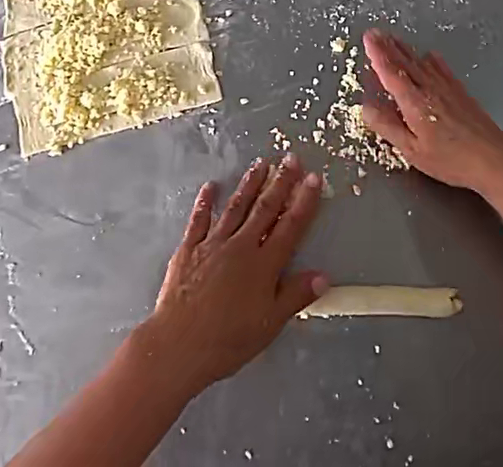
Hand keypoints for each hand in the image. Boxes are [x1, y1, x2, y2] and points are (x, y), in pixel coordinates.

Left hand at [131, 154, 327, 395]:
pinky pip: (199, 219)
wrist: (179, 344)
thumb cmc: (228, 340)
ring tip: (260, 163)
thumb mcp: (270, 324)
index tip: (313, 179)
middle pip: (264, 209)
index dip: (304, 202)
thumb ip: (295, 296)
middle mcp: (240, 246)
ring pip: (236, 207)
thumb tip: (323, 276)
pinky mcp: (189, 248)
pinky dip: (206, 201)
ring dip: (249, 184)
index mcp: (263, 265)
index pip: (290, 227)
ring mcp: (212, 243)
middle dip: (280, 182)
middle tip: (290, 158)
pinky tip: (211, 186)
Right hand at [361, 27, 502, 192]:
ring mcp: (447, 88)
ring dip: (405, 48)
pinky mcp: (460, 91)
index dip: (378, 54)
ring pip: (421, 62)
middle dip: (387, 46)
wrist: (495, 159)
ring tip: (392, 38)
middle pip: (405, 62)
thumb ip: (388, 127)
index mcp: (414, 102)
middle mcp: (429, 89)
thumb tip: (365, 108)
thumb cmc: (451, 160)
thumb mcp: (412, 151)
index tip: (367, 39)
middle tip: (374, 32)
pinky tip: (429, 55)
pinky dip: (431, 59)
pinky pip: (442, 68)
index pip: (391, 72)